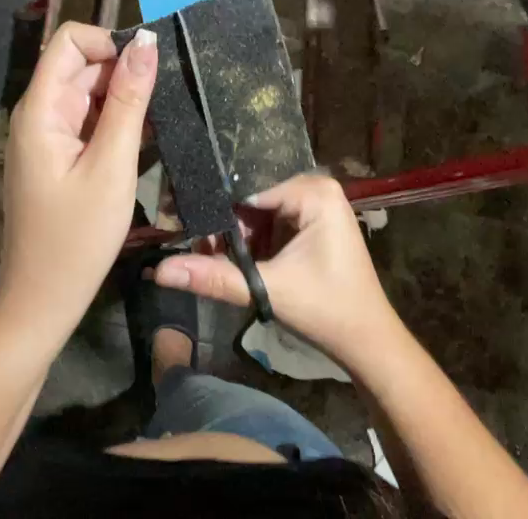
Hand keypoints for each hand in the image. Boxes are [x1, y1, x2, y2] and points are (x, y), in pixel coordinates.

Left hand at [0, 24, 156, 330]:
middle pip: (83, 66)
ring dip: (127, 98)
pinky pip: (92, 121)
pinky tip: (150, 138)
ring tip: (166, 118)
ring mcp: (49, 136)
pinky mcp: (60, 155)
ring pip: (91, 93)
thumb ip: (130, 101)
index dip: (110, 42)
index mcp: (40, 110)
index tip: (149, 68)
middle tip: (169, 96)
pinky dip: (120, 122)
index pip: (70, 42)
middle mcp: (40, 114)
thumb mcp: (111, 165)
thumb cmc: (77, 237)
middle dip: (125, 71)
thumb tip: (147, 43)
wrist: (42, 300)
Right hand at [154, 174, 401, 366]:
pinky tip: (234, 262)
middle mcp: (317, 188)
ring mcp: (317, 206)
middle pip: (253, 199)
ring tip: (209, 259)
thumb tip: (161, 271)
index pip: (249, 190)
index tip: (182, 230)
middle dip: (225, 226)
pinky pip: (272, 223)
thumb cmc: (326, 309)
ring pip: (259, 213)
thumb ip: (215, 276)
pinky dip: (254, 243)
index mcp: (314, 191)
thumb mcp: (268, 289)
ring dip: (237, 237)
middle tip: (194, 250)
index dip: (215, 212)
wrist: (366, 340)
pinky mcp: (312, 225)